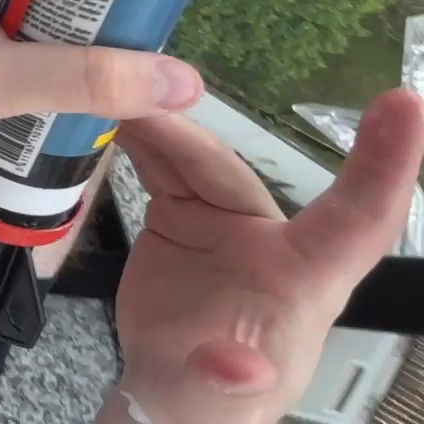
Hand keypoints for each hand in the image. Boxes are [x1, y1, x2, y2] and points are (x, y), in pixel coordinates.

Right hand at [106, 89, 423, 423]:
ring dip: (147, 128)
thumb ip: (230, 375)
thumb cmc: (206, 400)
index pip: (357, 216)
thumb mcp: (213, 393)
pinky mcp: (181, 218)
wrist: (166, 391)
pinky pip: (158, 166)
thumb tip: (241, 366)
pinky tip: (102, 120)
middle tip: (117, 98)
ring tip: (99, 100)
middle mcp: (268, 242)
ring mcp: (222, 226)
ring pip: (188, 159)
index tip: (406, 103)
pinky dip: (132, 140)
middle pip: (225, 170)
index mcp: (298, 280)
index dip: (388, 162)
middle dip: (178, 132)